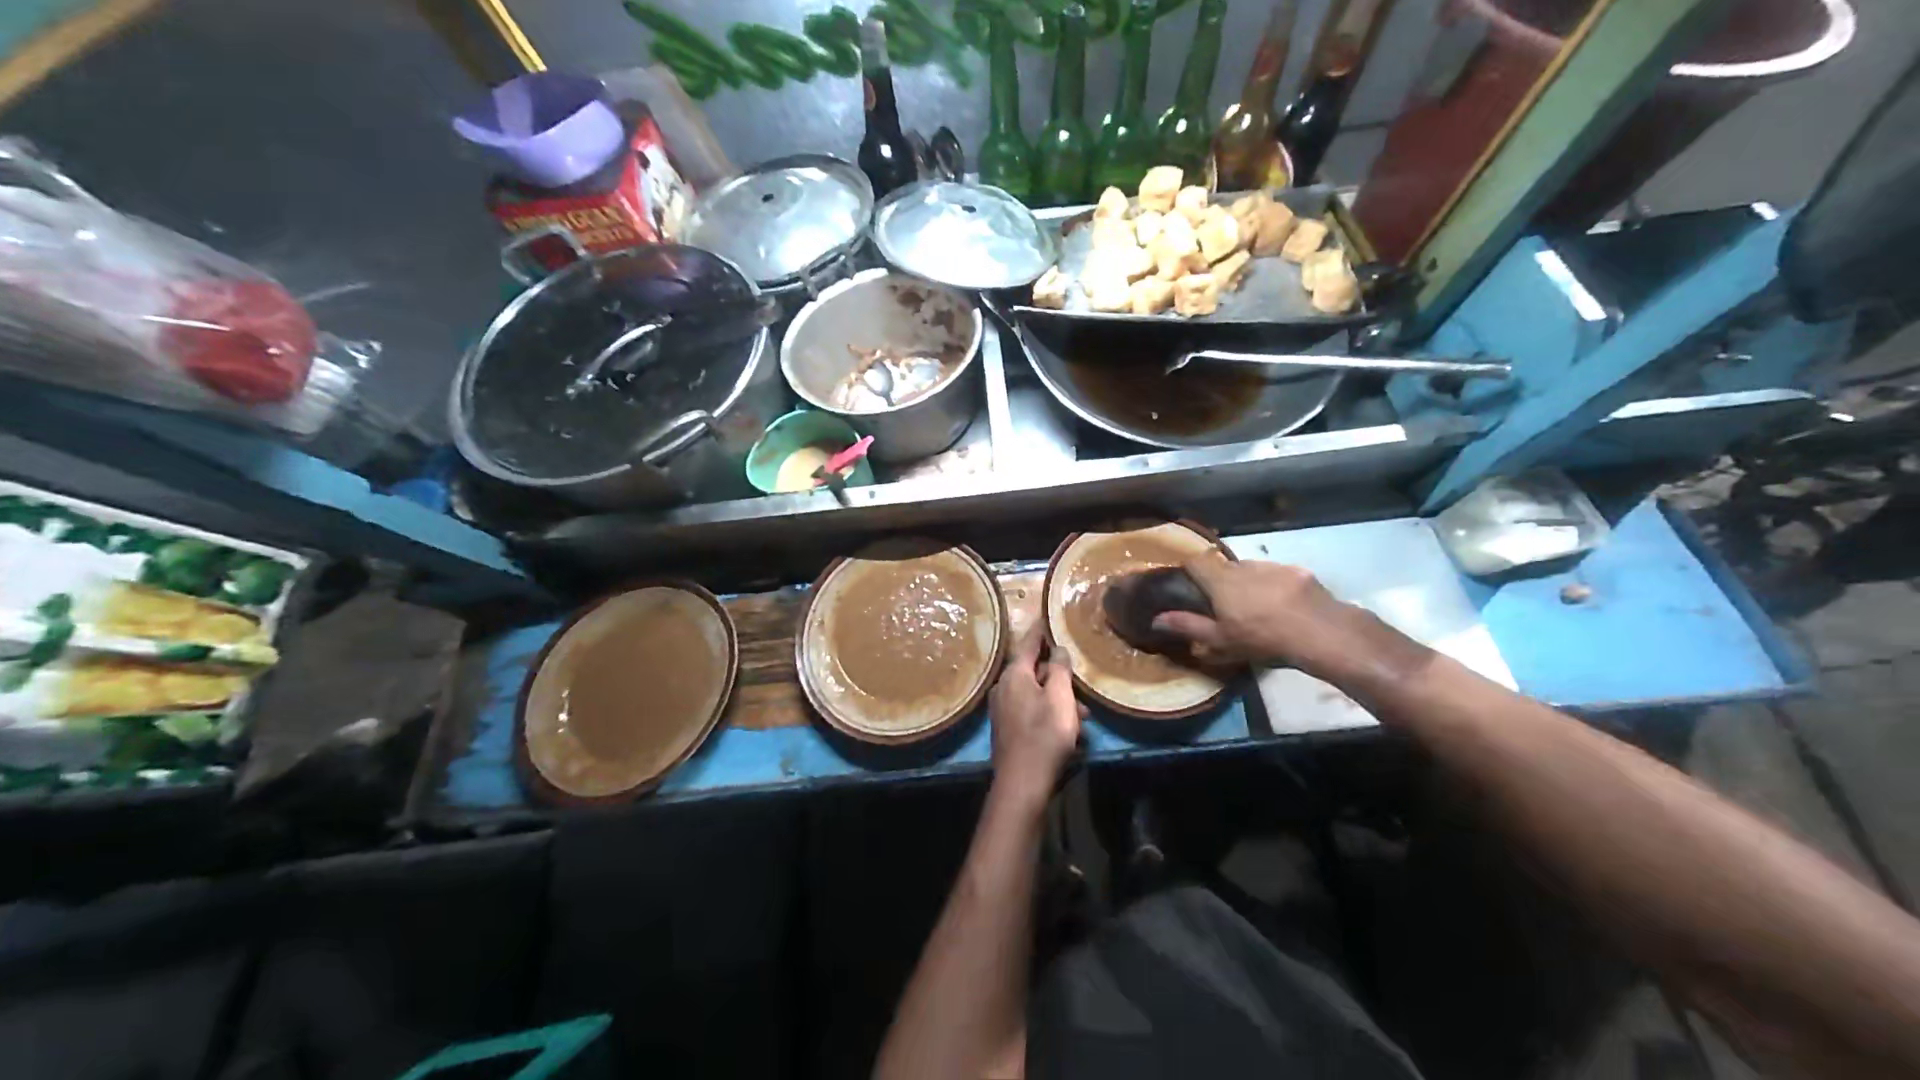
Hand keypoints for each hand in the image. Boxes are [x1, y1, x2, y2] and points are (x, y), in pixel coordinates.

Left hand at [988, 622, 1082, 808]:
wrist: (1022, 782)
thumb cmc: (1045, 734)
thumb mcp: (1060, 698)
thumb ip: (1060, 669)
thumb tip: (1057, 648)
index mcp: (1013, 675)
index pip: (1028, 643)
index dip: (1040, 630)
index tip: (1046, 617)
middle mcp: (1003, 687)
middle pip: (1033, 671)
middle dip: (1058, 677)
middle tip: (1080, 686)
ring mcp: (1002, 709)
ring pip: (1035, 694)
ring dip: (1058, 700)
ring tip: (1082, 719)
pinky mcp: (1007, 729)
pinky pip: (1031, 711)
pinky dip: (1049, 714)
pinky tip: (1068, 732)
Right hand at [1152, 555, 1422, 684]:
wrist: (1323, 633)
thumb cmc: (1264, 638)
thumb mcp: (1222, 640)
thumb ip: (1188, 626)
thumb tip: (1156, 619)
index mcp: (1221, 581)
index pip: (1196, 561)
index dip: (1189, 569)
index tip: (1188, 584)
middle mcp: (1245, 566)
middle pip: (1225, 566)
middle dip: (1221, 580)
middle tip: (1224, 604)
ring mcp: (1274, 567)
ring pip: (1252, 570)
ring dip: (1249, 583)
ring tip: (1256, 606)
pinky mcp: (1300, 572)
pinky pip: (1278, 575)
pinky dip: (1274, 586)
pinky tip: (1283, 607)